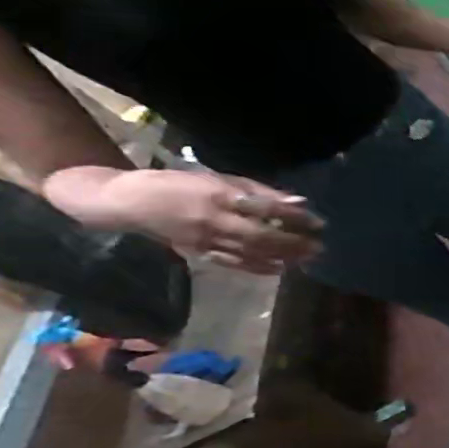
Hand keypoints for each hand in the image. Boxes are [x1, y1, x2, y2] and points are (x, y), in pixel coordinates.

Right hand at [99, 169, 323, 274]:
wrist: (129, 203)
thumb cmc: (179, 183)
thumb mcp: (218, 178)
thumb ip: (258, 191)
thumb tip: (298, 201)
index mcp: (218, 195)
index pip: (265, 207)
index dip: (294, 216)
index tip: (318, 221)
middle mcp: (214, 220)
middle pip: (262, 235)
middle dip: (294, 242)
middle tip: (319, 246)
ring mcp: (206, 240)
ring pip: (251, 252)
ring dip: (283, 257)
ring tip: (308, 258)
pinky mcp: (200, 254)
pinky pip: (235, 264)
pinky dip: (260, 267)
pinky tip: (280, 269)